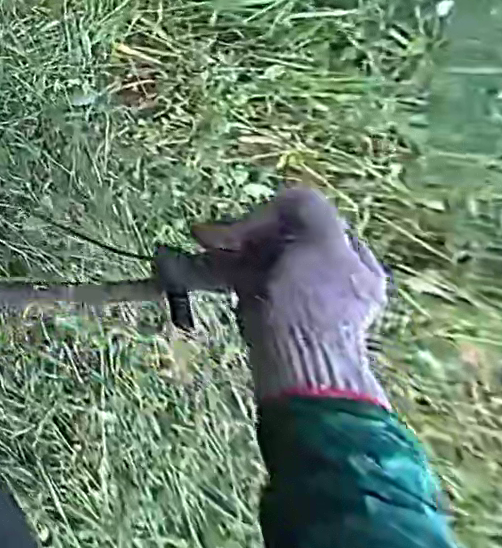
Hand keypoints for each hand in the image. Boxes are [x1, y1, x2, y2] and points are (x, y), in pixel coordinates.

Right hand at [193, 185, 389, 405]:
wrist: (295, 353)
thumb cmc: (314, 301)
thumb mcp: (325, 248)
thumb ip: (312, 212)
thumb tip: (290, 194)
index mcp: (349, 257)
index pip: (302, 215)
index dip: (270, 216)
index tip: (249, 230)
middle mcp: (322, 268)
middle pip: (271, 231)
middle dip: (239, 231)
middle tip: (209, 238)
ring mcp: (290, 284)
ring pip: (247, 249)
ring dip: (220, 246)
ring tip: (201, 249)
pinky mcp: (261, 297)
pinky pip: (235, 270)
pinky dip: (215, 265)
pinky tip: (199, 265)